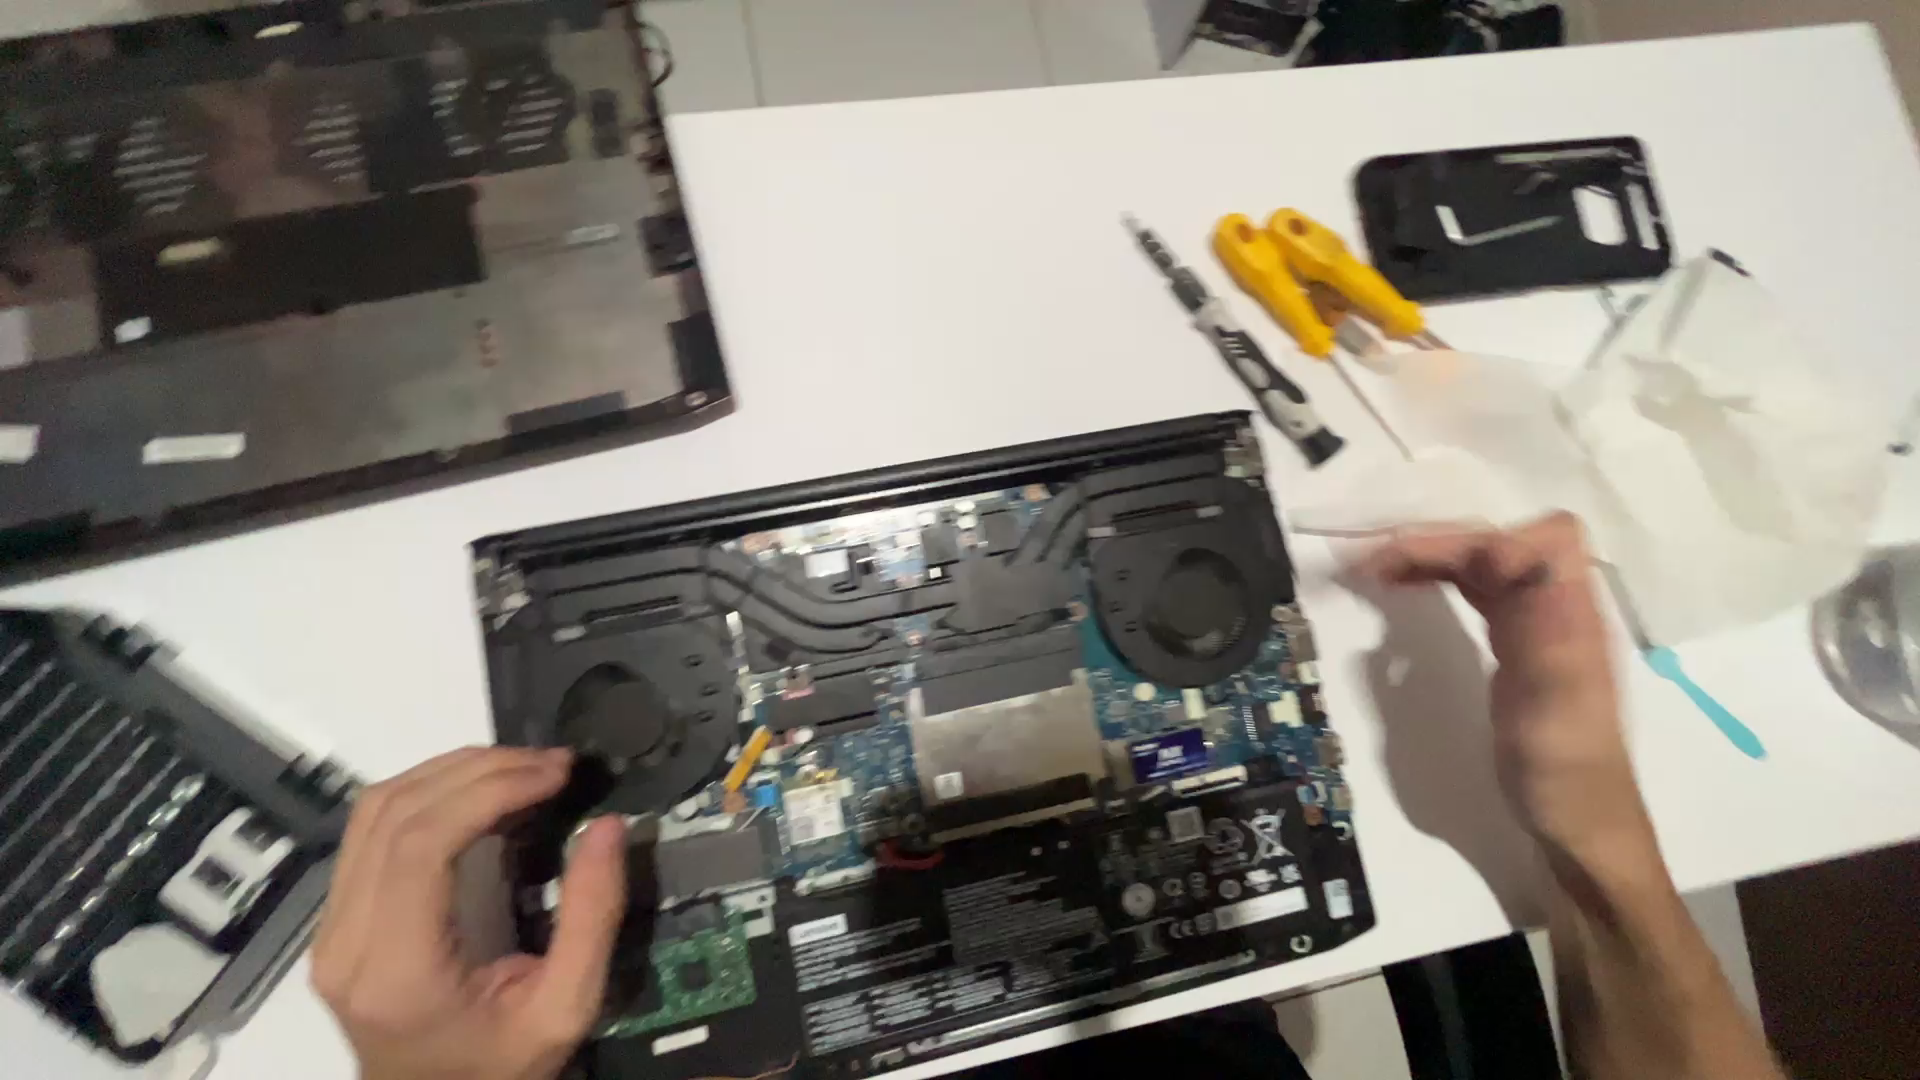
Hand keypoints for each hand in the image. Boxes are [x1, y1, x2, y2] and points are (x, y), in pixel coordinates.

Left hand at [313, 747, 626, 1079]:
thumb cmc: (502, 1067)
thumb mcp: (567, 1007)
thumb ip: (592, 917)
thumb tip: (608, 825)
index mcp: (398, 970)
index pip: (419, 844)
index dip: (489, 788)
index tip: (556, 774)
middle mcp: (346, 942)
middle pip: (395, 812)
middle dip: (483, 769)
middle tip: (554, 765)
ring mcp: (333, 928)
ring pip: (378, 808)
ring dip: (456, 770)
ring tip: (526, 769)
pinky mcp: (341, 917)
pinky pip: (375, 826)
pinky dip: (434, 789)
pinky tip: (486, 789)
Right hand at [1355, 513, 1661, 878]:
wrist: (1576, 823)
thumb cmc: (1563, 776)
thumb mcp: (1554, 718)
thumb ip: (1545, 643)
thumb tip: (1524, 569)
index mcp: (1573, 618)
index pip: (1538, 542)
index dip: (1479, 540)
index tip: (1418, 567)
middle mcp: (1556, 608)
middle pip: (1498, 542)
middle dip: (1434, 542)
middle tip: (1369, 563)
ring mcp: (1534, 621)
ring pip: (1480, 560)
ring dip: (1428, 554)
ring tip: (1373, 568)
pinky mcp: (1512, 637)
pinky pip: (1471, 586)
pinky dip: (1433, 576)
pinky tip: (1401, 586)